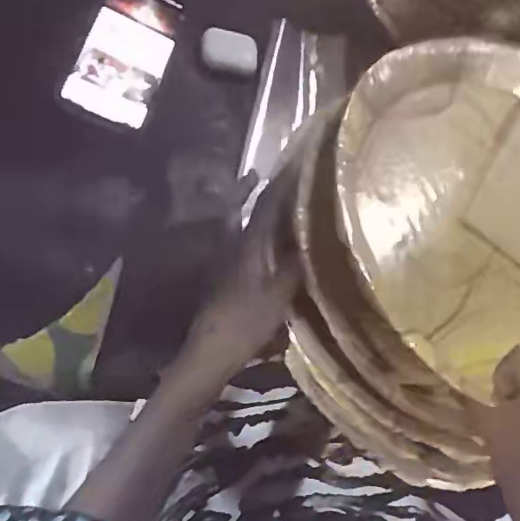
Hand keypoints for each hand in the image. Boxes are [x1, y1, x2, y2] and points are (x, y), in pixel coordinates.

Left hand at [177, 187, 300, 385]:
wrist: (211, 352)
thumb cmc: (246, 322)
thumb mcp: (279, 296)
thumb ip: (294, 268)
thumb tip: (308, 242)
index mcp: (247, 248)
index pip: (263, 208)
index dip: (275, 188)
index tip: (286, 168)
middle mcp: (233, 250)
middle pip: (242, 215)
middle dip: (249, 195)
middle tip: (258, 176)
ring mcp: (225, 267)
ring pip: (237, 233)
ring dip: (247, 216)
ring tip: (261, 206)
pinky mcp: (223, 283)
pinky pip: (239, 251)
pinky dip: (249, 241)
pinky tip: (260, 250)